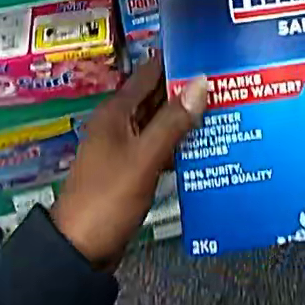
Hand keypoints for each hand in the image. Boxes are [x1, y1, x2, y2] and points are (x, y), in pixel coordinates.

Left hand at [51, 59, 207, 266]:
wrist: (79, 252)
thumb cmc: (108, 198)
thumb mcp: (145, 157)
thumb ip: (173, 121)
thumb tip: (201, 81)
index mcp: (116, 112)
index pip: (150, 73)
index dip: (176, 61)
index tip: (208, 53)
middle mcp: (119, 123)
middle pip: (157, 96)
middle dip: (187, 89)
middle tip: (225, 80)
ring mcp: (125, 147)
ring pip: (160, 122)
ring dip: (186, 116)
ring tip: (223, 107)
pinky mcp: (132, 169)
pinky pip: (160, 145)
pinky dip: (180, 142)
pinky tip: (205, 144)